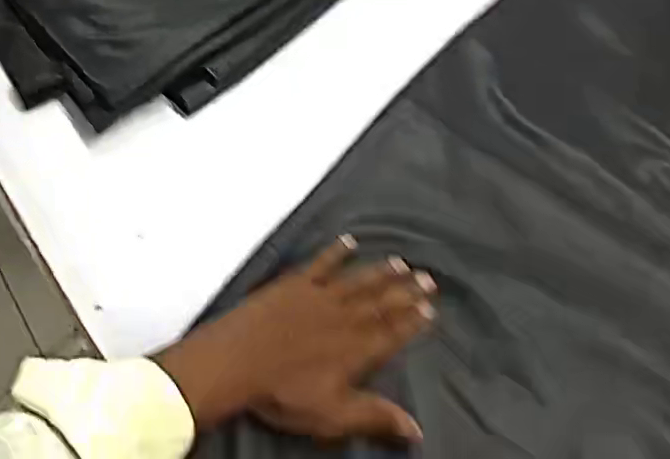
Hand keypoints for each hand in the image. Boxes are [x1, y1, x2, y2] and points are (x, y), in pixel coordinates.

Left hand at [154, 236, 434, 445]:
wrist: (239, 358)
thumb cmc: (283, 392)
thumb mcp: (332, 415)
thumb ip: (374, 415)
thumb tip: (416, 429)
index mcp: (353, 350)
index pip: (390, 333)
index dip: (412, 321)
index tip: (430, 308)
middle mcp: (341, 318)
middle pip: (379, 302)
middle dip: (405, 291)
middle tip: (428, 278)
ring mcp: (318, 295)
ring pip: (356, 280)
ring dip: (379, 271)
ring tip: (400, 261)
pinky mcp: (295, 282)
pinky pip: (321, 262)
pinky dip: (336, 251)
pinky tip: (348, 241)